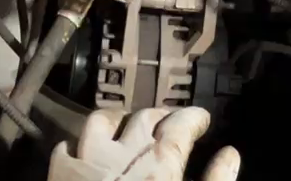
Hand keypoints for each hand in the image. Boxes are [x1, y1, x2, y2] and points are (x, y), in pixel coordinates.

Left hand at [48, 107, 239, 180]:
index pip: (180, 123)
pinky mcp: (60, 178)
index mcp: (160, 163)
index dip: (193, 117)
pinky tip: (82, 152)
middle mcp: (123, 153)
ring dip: (115, 121)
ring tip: (124, 127)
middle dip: (159, 115)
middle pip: (143, 116)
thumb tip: (230, 155)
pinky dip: (76, 146)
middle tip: (168, 123)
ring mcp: (87, 162)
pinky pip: (65, 149)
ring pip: (99, 121)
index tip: (201, 119)